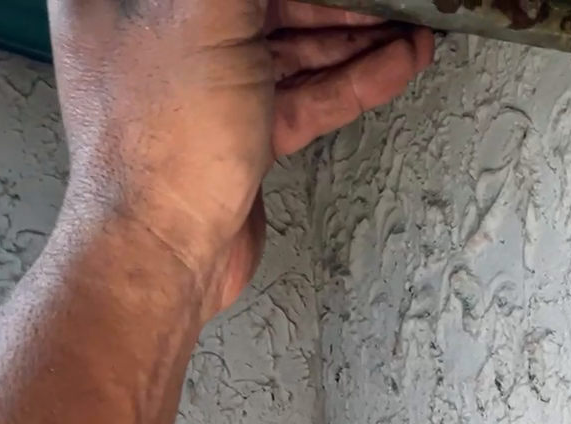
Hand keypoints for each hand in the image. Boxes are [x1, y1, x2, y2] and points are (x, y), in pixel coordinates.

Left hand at [50, 0, 433, 315]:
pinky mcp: (241, 135)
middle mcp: (169, 33)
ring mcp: (209, 88)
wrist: (166, 253)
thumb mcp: (205, 18)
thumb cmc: (161, 148)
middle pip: (268, 5)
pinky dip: (349, 83)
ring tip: (409, 34)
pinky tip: (392, 67)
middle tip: (389, 4)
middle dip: (337, 5)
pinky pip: (303, 97)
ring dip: (355, 43)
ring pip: (293, 51)